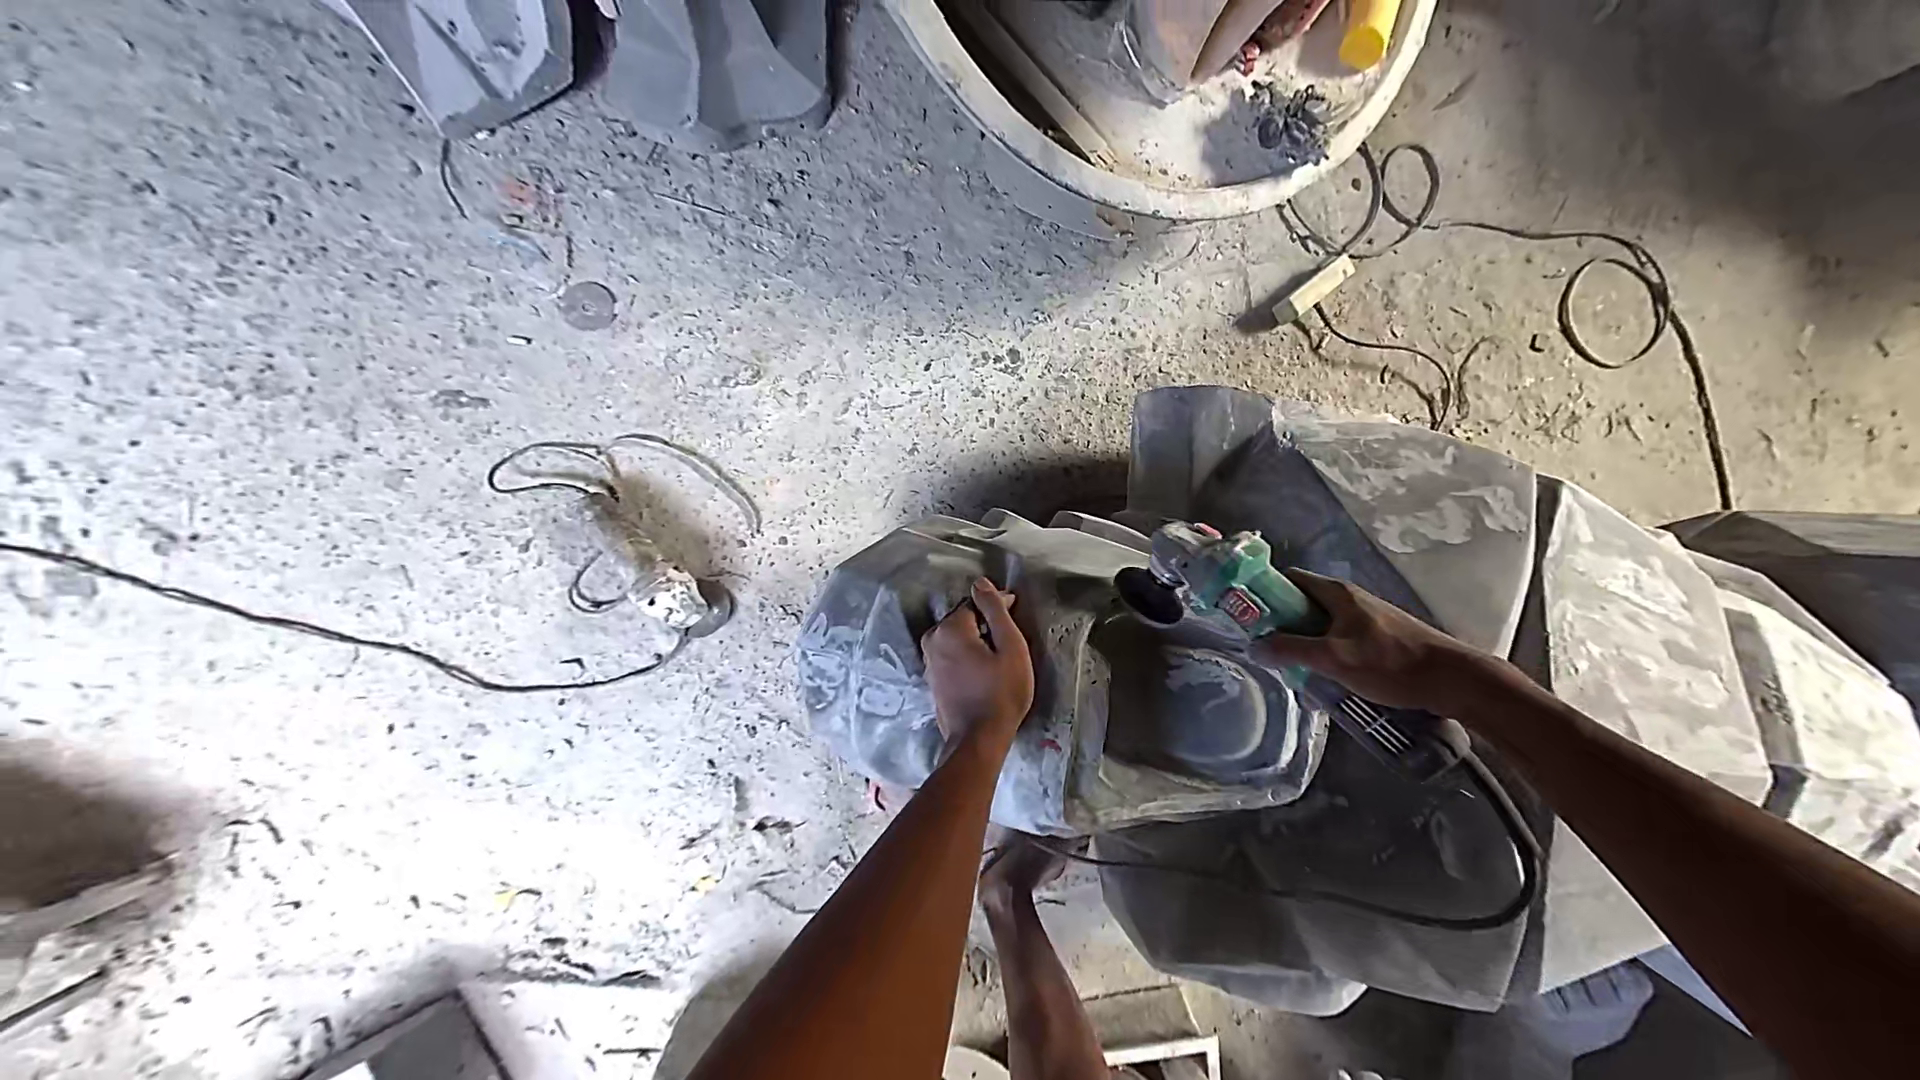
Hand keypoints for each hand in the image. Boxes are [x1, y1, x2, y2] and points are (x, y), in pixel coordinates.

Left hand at [922, 578, 1034, 746]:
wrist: (978, 740)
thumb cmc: (1001, 693)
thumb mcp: (1010, 647)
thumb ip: (995, 611)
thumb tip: (981, 582)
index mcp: (949, 628)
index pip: (976, 603)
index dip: (998, 607)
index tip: (1015, 619)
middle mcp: (932, 639)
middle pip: (964, 618)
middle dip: (985, 623)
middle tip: (1009, 642)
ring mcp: (928, 660)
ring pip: (957, 636)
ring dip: (976, 640)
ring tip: (998, 657)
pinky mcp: (932, 676)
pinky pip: (951, 653)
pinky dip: (967, 654)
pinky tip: (983, 669)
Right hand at [1253, 569, 1500, 713]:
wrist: (1456, 682)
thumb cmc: (1392, 663)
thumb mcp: (1333, 658)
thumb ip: (1291, 650)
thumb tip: (1254, 646)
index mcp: (1337, 594)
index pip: (1289, 579)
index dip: (1266, 593)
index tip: (1249, 615)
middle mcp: (1350, 600)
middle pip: (1302, 604)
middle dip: (1282, 626)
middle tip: (1269, 650)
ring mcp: (1366, 619)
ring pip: (1321, 626)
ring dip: (1303, 645)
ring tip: (1293, 671)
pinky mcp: (1379, 640)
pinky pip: (1339, 641)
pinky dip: (1325, 655)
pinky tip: (1325, 680)